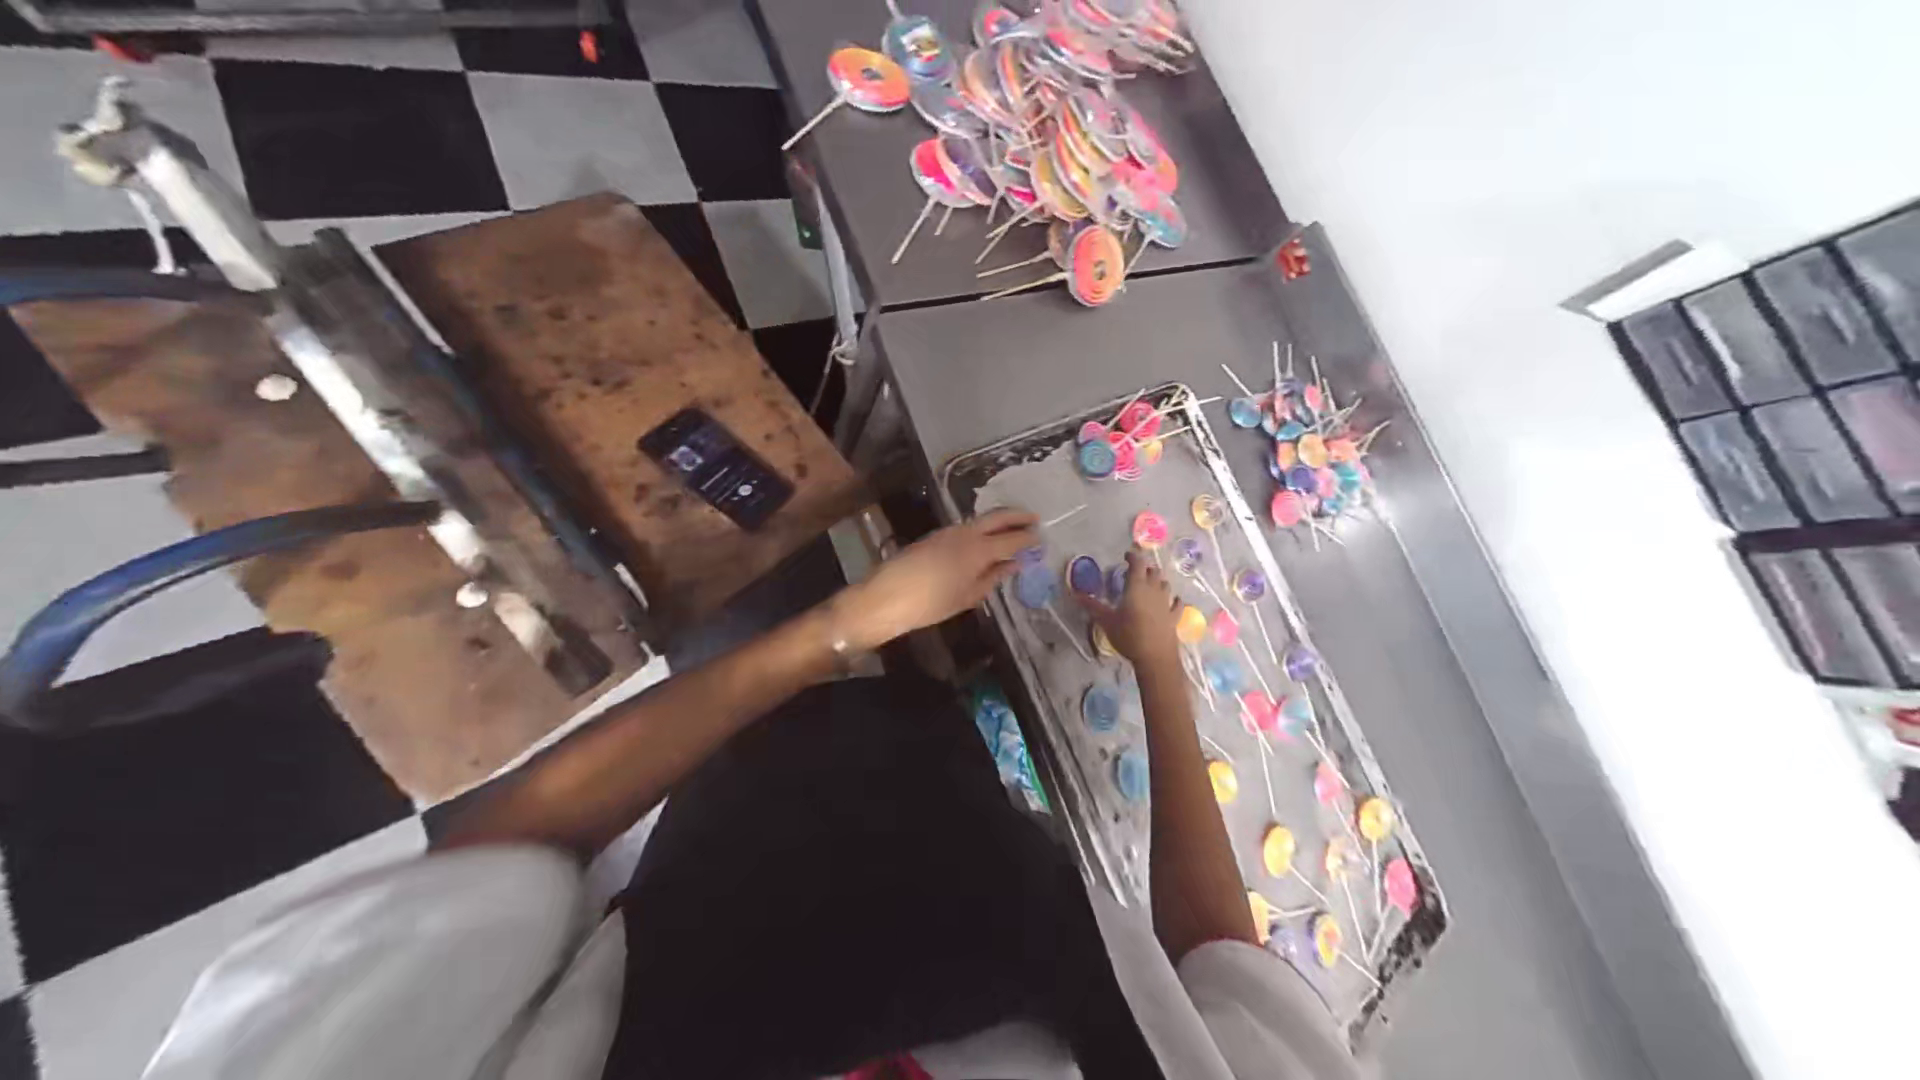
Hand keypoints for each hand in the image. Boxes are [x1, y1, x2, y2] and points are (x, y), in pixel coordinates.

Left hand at [833, 508, 1039, 648]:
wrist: (887, 596)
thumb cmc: (931, 604)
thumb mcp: (968, 596)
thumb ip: (993, 577)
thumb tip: (1013, 564)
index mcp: (979, 549)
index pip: (1012, 538)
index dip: (1028, 538)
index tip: (1041, 537)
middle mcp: (966, 533)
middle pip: (997, 517)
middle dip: (1017, 516)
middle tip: (1035, 519)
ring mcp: (949, 531)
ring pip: (981, 520)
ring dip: (999, 520)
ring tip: (1014, 528)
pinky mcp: (936, 536)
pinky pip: (967, 527)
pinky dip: (982, 528)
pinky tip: (986, 539)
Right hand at [1075, 549, 1180, 669]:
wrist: (1155, 657)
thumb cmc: (1129, 635)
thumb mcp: (1106, 621)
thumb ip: (1092, 606)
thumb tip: (1074, 593)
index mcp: (1137, 587)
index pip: (1138, 564)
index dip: (1133, 556)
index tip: (1127, 555)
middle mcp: (1154, 590)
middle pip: (1153, 572)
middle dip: (1145, 568)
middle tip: (1136, 571)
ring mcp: (1166, 604)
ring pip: (1165, 585)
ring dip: (1158, 581)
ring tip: (1151, 584)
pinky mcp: (1174, 617)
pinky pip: (1177, 603)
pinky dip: (1174, 599)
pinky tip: (1172, 601)